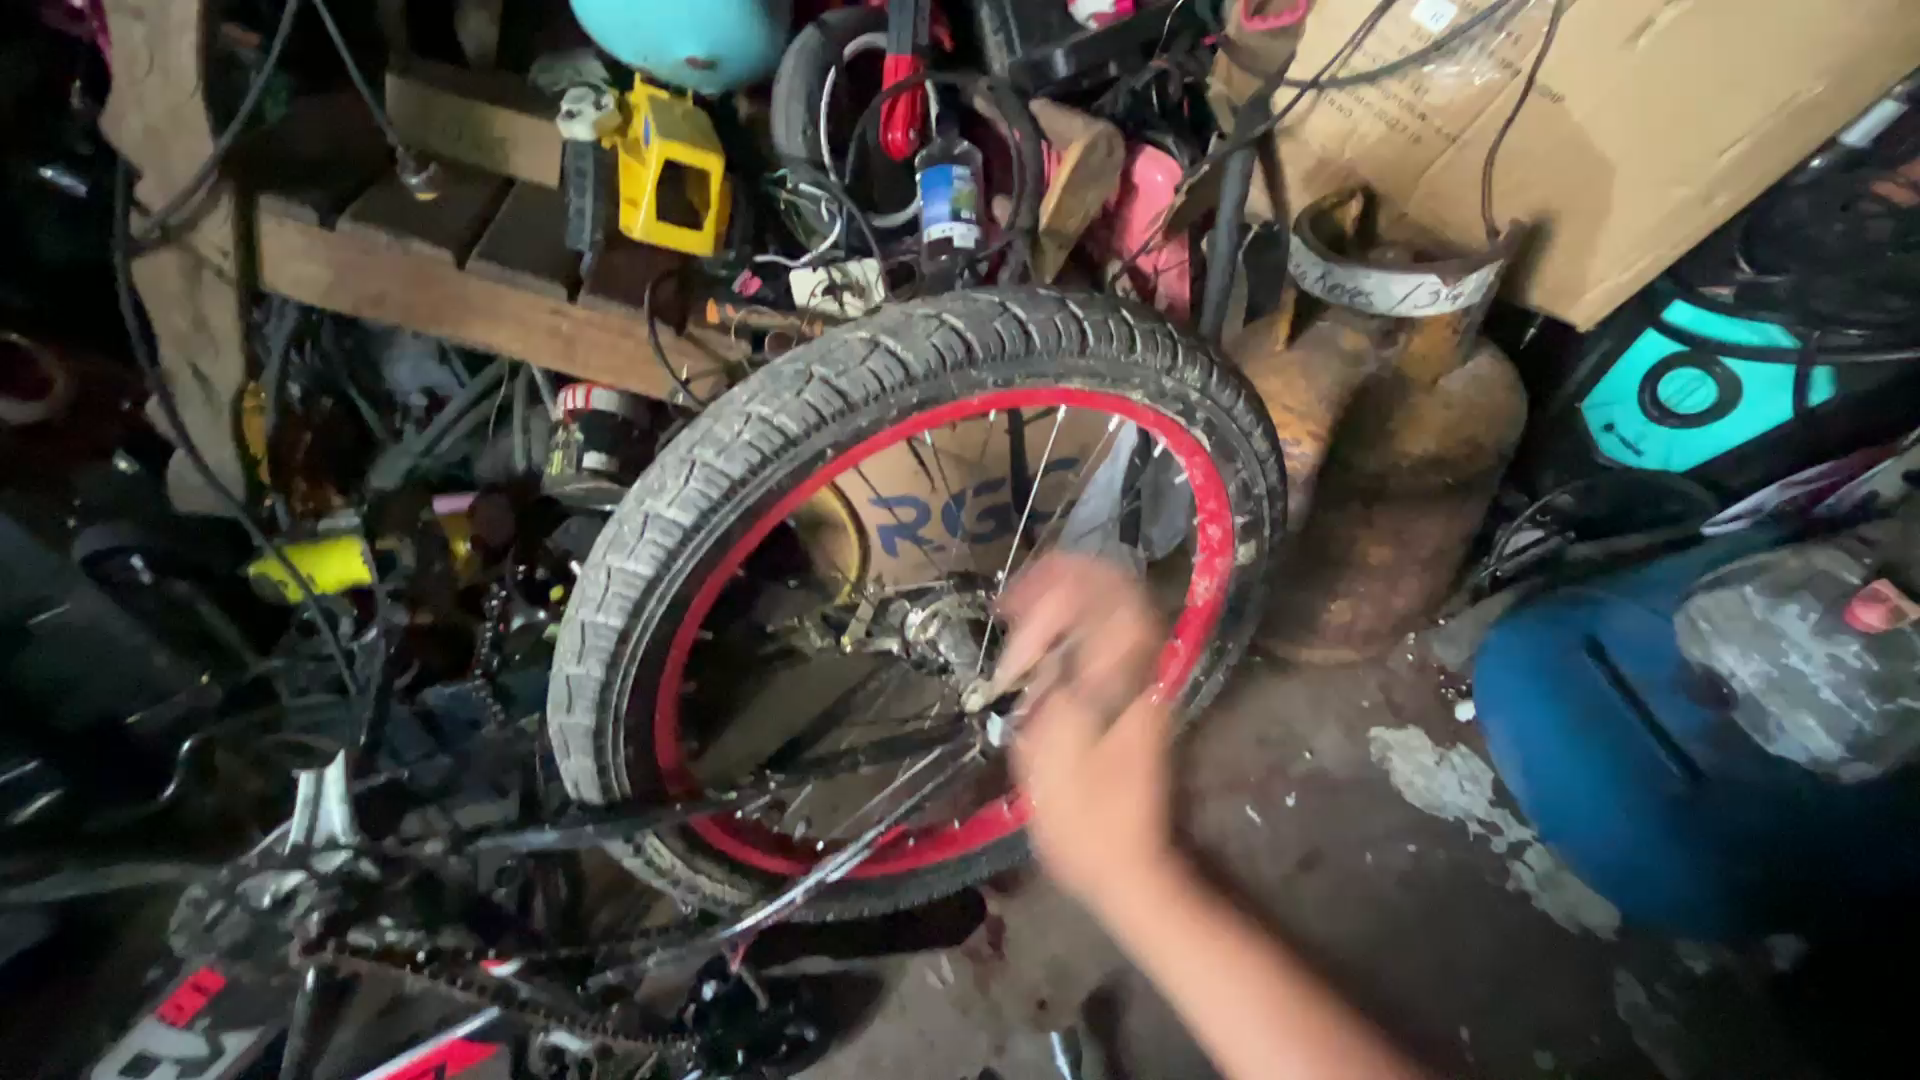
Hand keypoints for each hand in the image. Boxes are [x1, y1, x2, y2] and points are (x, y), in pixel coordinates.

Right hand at [994, 555, 1184, 906]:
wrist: (1125, 864)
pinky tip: (1041, 655)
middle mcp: (1142, 671)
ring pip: (1113, 616)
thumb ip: (1055, 681)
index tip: (1016, 597)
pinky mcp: (1134, 701)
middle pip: (1117, 595)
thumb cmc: (1081, 815)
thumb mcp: (1053, 748)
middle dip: (1062, 586)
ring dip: (1066, 608)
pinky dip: (1073, 635)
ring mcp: (1143, 684)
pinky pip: (1108, 644)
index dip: (1064, 578)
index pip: (1109, 595)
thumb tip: (1055, 635)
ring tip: (1020, 626)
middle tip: (1014, 606)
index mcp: (1123, 678)